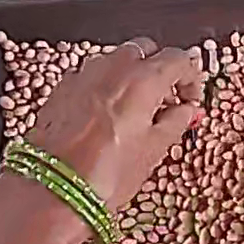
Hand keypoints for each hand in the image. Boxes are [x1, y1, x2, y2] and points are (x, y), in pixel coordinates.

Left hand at [27, 37, 205, 211]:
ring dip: (133, 77)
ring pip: (118, 61)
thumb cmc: (105, 175)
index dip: (191, 78)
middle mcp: (113, 68)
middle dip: (161, 71)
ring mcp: (84, 75)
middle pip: (147, 51)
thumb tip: (186, 111)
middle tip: (168, 102)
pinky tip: (109, 118)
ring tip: (138, 112)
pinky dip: (107, 87)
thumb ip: (176, 122)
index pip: (179, 59)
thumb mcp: (155, 150)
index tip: (191, 99)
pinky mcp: (63, 89)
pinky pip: (93, 76)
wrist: (51, 192)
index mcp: (143, 79)